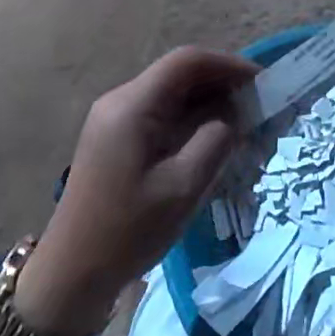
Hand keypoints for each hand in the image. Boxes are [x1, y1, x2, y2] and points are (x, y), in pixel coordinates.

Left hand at [16, 46, 258, 335]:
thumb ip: (216, 139)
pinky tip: (212, 136)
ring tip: (243, 121)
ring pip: (171, 92)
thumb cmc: (129, 230)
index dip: (229, 65)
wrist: (72, 273)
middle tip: (258, 104)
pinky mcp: (115, 136)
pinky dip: (191, 116)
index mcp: (132, 105)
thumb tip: (234, 112)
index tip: (263, 83)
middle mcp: (119, 100)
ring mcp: (114, 118)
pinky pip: (160, 111)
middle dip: (222, 82)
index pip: (187, 61)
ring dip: (208, 100)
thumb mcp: (184, 186)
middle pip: (179, 72)